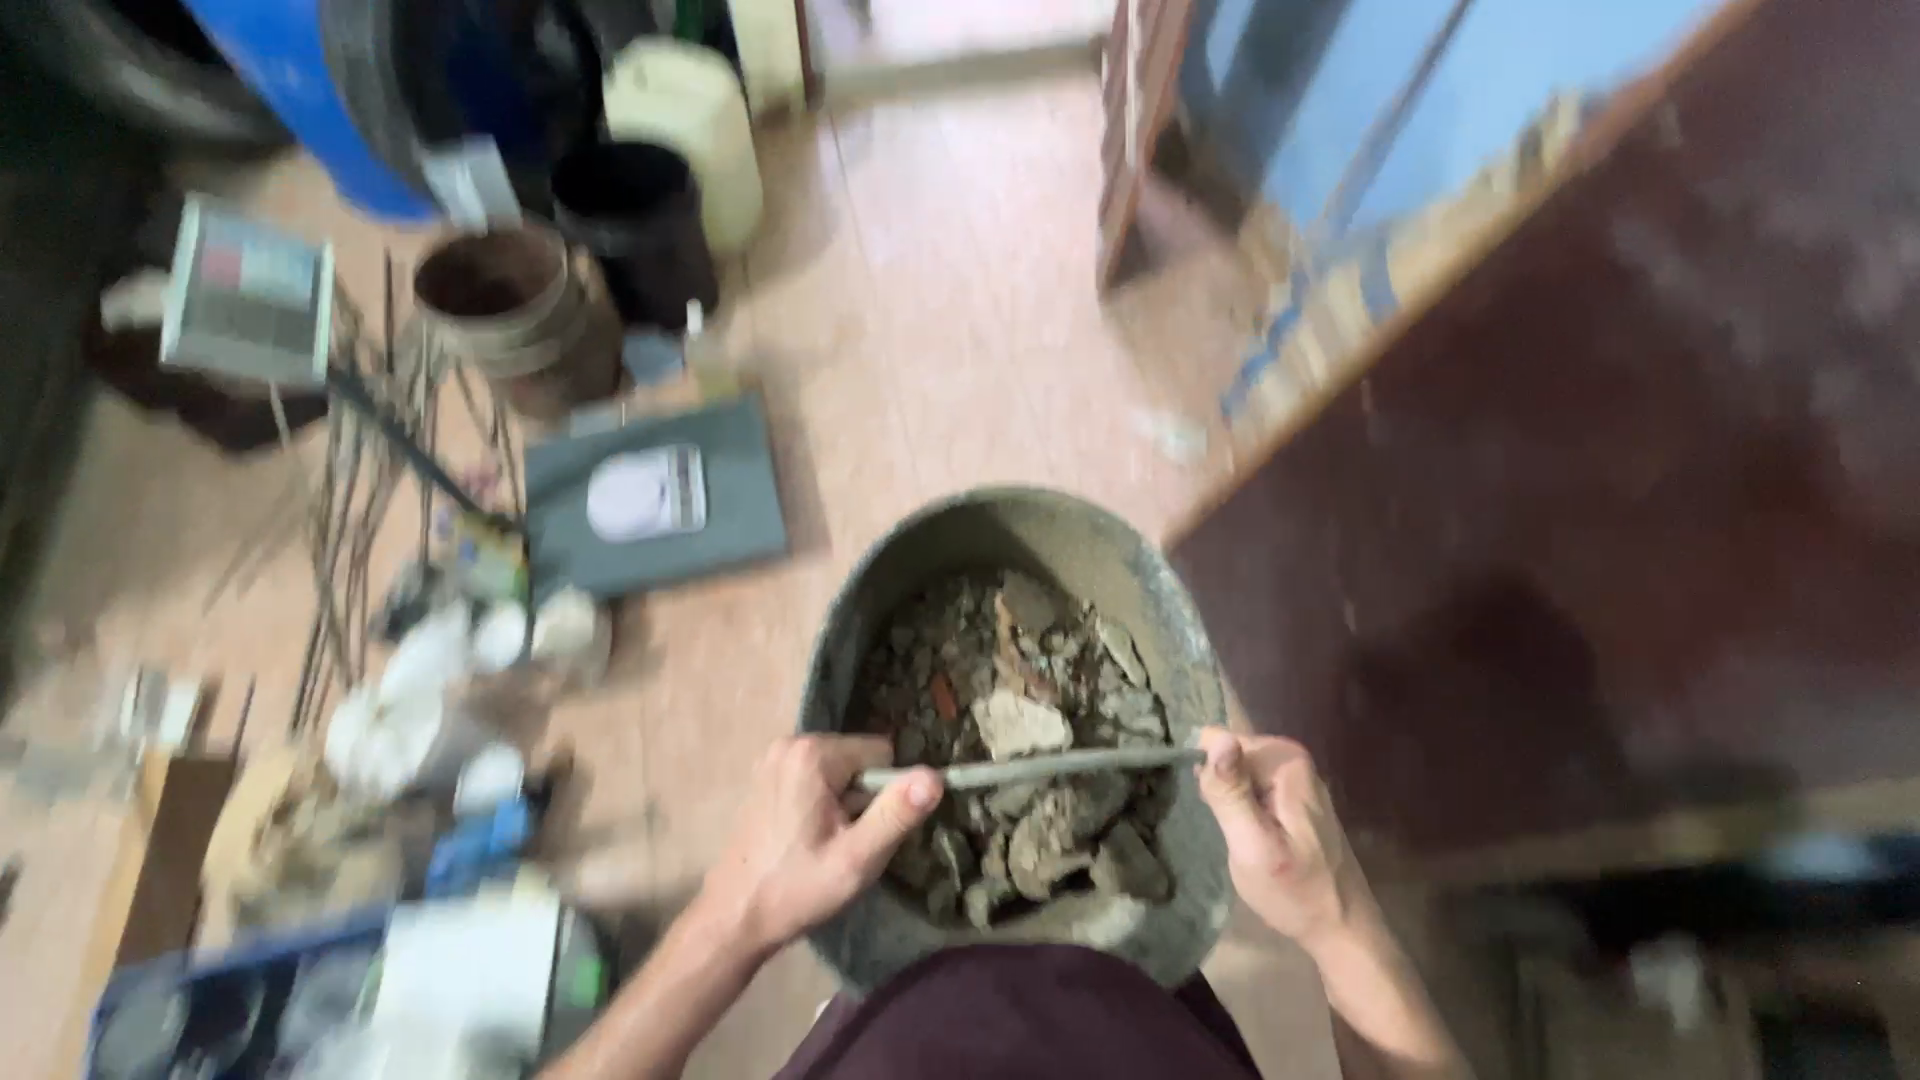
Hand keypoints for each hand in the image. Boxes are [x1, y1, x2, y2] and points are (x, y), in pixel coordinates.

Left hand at [699, 734, 942, 956]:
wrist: (733, 918)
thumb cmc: (797, 889)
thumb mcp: (857, 858)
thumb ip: (897, 814)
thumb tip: (935, 776)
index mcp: (813, 753)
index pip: (882, 753)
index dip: (884, 795)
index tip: (861, 831)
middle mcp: (791, 742)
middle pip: (860, 758)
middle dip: (862, 797)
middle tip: (841, 841)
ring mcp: (774, 756)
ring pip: (841, 769)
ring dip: (843, 802)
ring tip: (822, 841)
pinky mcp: (767, 773)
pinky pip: (818, 776)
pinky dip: (821, 801)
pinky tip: (804, 836)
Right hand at [1196, 727, 1374, 950]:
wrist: (1343, 932)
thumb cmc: (1296, 893)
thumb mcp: (1253, 845)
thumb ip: (1231, 792)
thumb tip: (1215, 737)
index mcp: (1284, 761)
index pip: (1217, 740)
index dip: (1209, 777)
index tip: (1216, 813)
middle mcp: (1292, 759)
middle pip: (1227, 754)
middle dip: (1219, 790)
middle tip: (1231, 831)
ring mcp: (1294, 778)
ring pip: (1235, 771)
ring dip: (1228, 802)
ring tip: (1239, 836)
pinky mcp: (1291, 797)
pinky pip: (1249, 786)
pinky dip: (1240, 809)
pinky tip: (1248, 836)